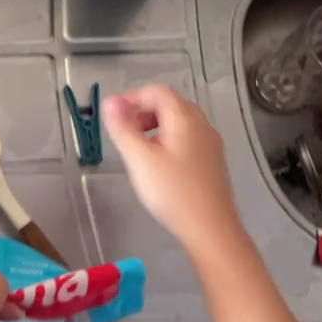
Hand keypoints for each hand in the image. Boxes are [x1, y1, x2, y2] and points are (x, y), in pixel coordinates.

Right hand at [102, 85, 240, 250]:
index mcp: (185, 120)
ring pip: (180, 122)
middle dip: (144, 110)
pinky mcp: (212, 162)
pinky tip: (159, 163)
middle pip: (171, 104)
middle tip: (124, 130)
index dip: (133, 97)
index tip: (113, 114)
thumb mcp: (140, 160)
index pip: (158, 92)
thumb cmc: (172, 193)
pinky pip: (188, 138)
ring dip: (155, 125)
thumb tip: (109, 101)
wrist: (211, 229)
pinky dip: (168, 139)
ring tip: (138, 148)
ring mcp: (210, 144)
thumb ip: (123, 128)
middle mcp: (202, 126)